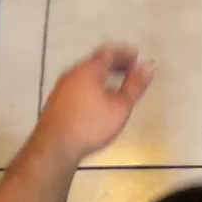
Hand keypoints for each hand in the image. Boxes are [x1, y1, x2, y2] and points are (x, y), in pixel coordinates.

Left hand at [32, 44, 154, 163]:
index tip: (136, 58)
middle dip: (114, 63)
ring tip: (114, 86)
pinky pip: (77, 84)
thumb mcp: (120, 107)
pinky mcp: (55, 101)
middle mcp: (73, 72)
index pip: (109, 52)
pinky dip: (90, 84)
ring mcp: (61, 86)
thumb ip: (135, 85)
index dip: (124, 53)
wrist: (53, 148)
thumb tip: (148, 65)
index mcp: (90, 69)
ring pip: (85, 73)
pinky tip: (95, 101)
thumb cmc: (91, 125)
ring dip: (101, 74)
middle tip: (128, 70)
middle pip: (96, 61)